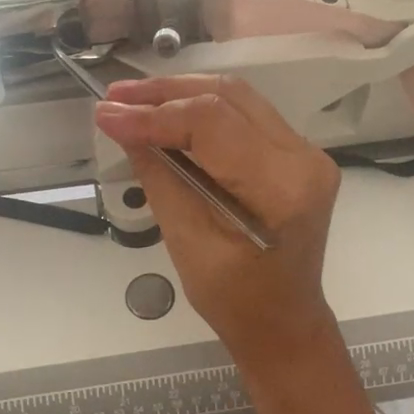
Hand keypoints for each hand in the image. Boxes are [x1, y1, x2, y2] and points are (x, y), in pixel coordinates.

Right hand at [94, 75, 341, 378]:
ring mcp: (307, 153)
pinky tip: (166, 112)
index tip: (107, 116)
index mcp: (281, 189)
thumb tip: (124, 127)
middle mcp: (303, 159)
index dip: (155, 115)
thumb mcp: (186, 242)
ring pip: (238, 97)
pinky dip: (203, 109)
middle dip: (166, 92)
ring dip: (182, 93)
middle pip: (228, 98)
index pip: (213, 126)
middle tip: (115, 97)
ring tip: (131, 98)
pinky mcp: (297, 153)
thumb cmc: (235, 299)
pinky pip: (246, 114)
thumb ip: (160, 176)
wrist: (283, 321)